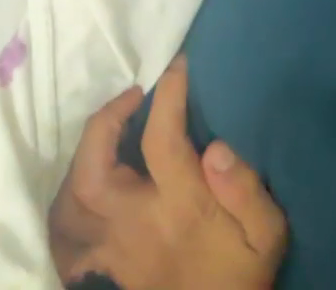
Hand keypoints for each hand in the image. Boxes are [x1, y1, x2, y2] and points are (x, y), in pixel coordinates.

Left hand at [49, 59, 288, 289]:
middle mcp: (136, 221)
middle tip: (132, 95)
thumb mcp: (268, 234)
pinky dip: (70, 202)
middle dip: (104, 122)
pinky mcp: (102, 264)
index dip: (167, 94)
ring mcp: (112, 245)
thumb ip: (247, 189)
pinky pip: (68, 232)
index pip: (161, 139)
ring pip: (70, 200)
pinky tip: (90, 181)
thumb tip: (219, 146)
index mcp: (181, 205)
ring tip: (110, 129)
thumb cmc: (243, 274)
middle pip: (92, 169)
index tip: (178, 66)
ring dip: (84, 156)